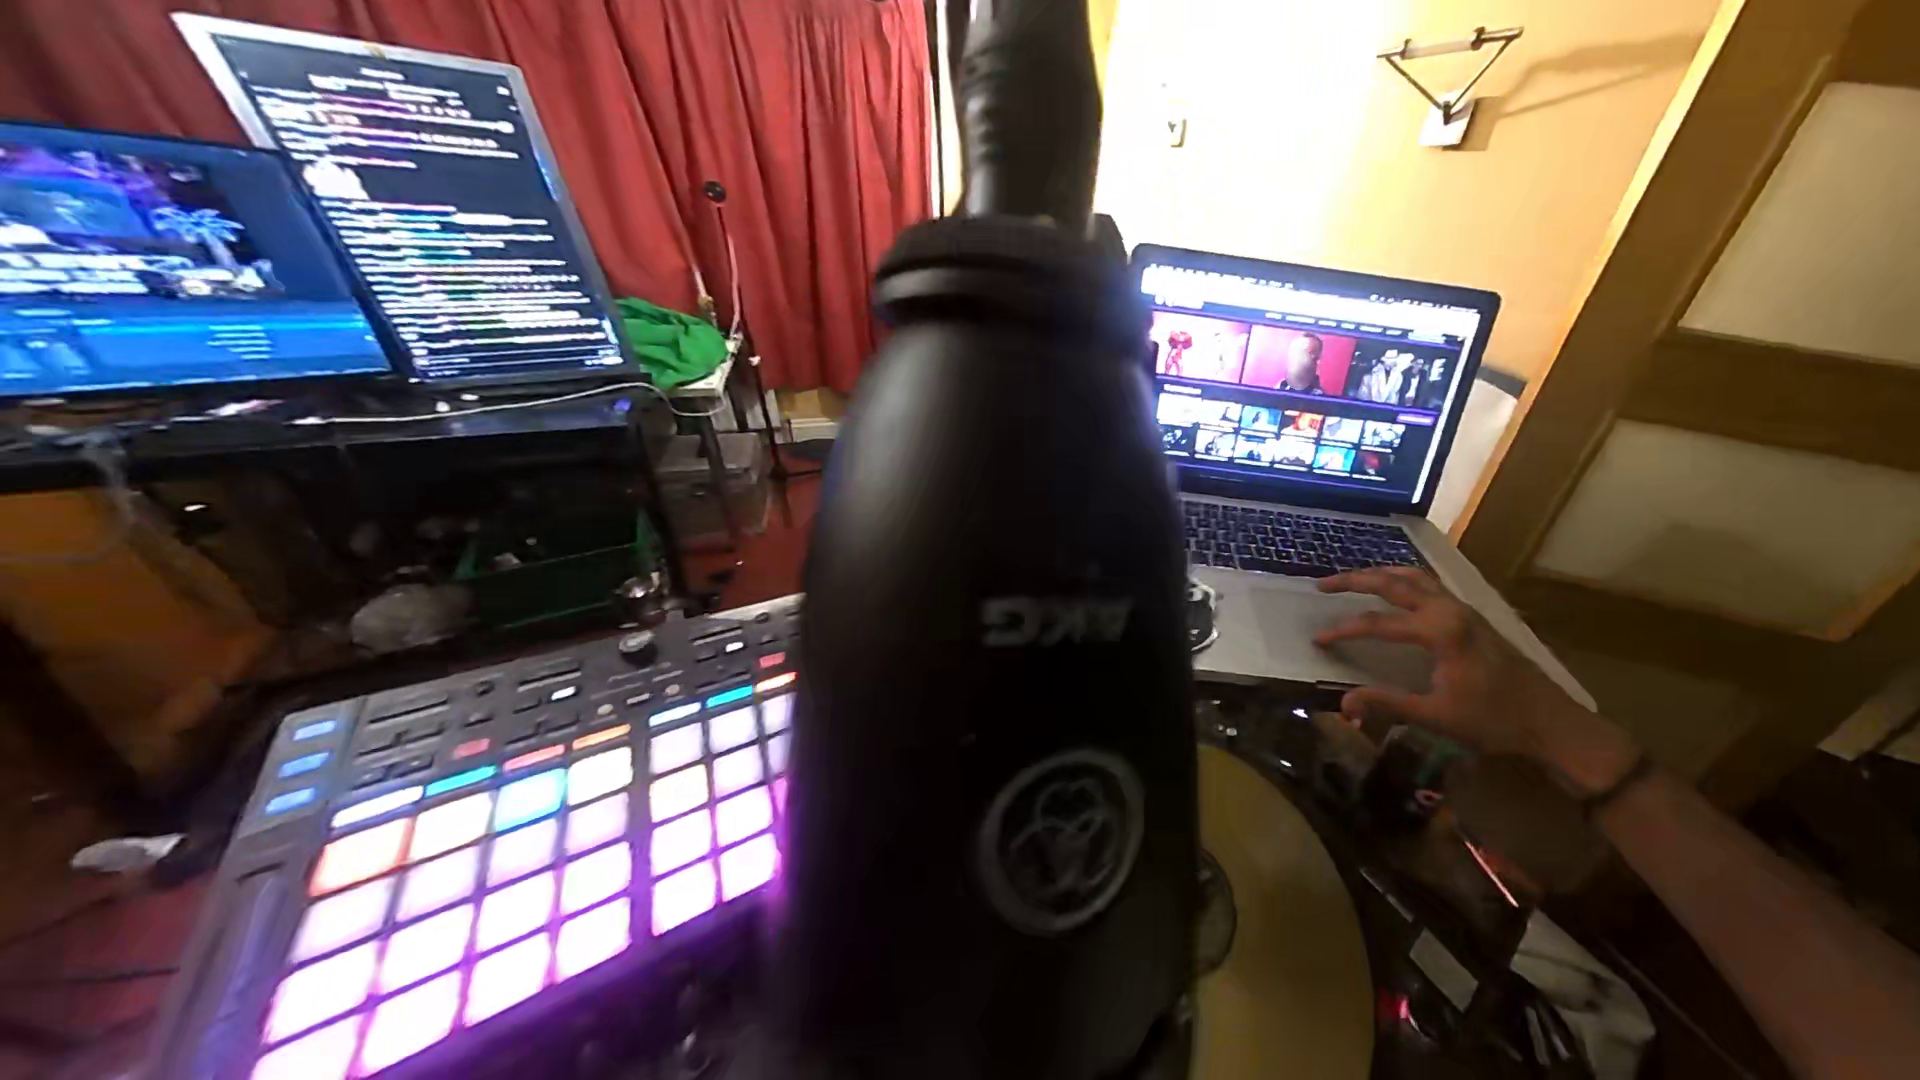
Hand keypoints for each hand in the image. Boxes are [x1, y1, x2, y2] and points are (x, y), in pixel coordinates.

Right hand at [1314, 567, 1637, 794]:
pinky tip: (1394, 588)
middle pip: (1392, 583)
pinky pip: (1429, 584)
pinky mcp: (1471, 616)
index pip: (1376, 622)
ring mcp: (1463, 610)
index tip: (1318, 640)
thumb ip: (1386, 704)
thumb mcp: (1436, 716)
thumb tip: (1342, 705)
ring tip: (1352, 578)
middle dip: (1353, 580)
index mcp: (1440, 631)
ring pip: (1413, 577)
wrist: (1554, 723)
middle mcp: (1450, 610)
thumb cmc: (1495, 721)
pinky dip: (1403, 579)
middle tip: (1321, 584)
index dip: (1343, 630)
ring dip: (1379, 574)